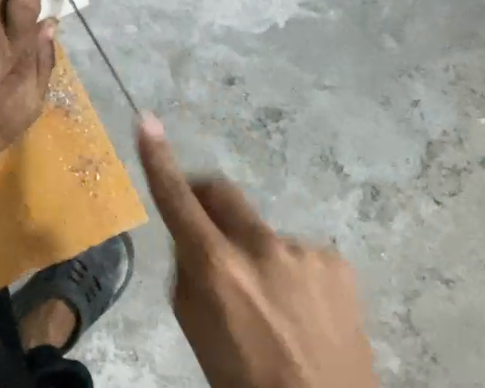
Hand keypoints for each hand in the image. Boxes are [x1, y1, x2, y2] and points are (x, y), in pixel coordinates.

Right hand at [137, 115, 375, 387]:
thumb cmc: (241, 374)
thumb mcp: (194, 324)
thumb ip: (189, 269)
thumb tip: (194, 237)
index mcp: (218, 265)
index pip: (177, 197)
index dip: (157, 156)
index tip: (146, 121)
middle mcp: (261, 247)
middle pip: (221, 193)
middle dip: (205, 200)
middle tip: (202, 224)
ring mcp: (305, 253)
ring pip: (260, 233)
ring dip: (254, 252)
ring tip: (269, 302)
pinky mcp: (338, 265)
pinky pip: (296, 253)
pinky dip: (289, 271)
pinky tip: (299, 309)